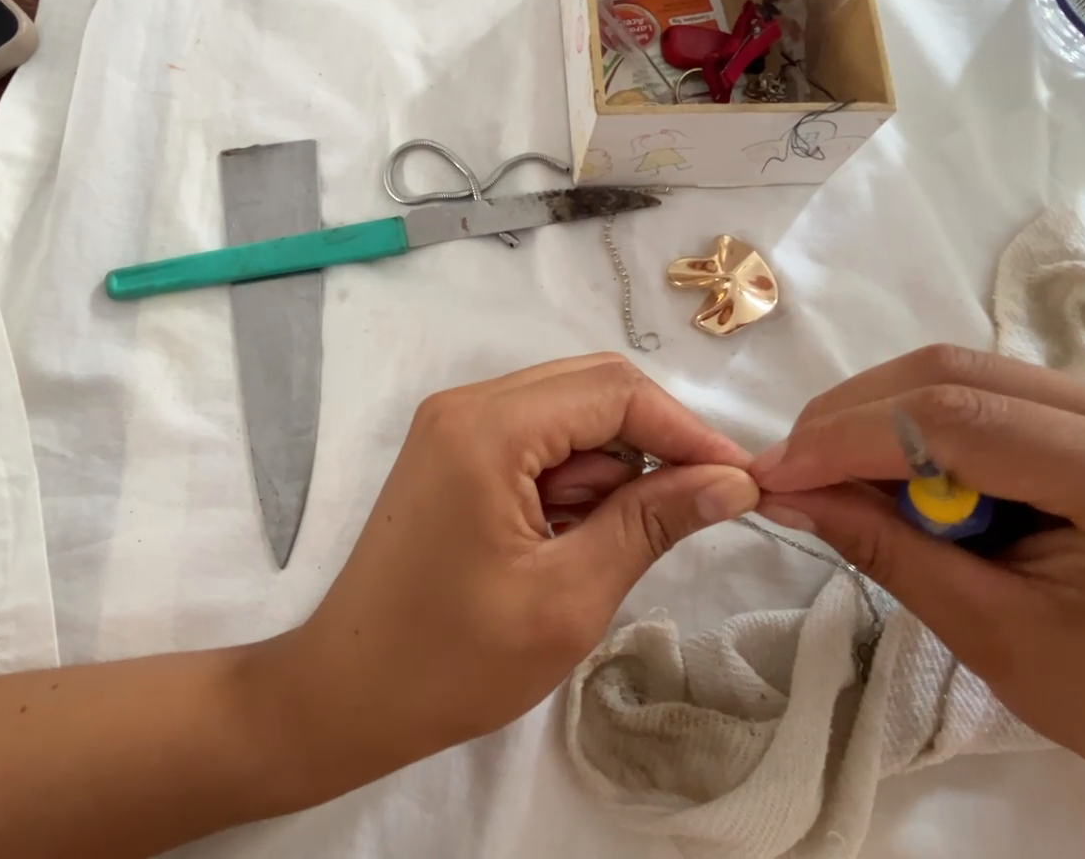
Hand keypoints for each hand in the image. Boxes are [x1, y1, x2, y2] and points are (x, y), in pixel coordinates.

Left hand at [261, 354, 760, 795]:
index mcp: (488, 428)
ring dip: (607, 469)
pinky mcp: (452, 452)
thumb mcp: (568, 598)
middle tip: (687, 512)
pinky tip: (563, 537)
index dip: (686, 432)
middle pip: (592, 388)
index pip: (615, 392)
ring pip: (568, 414)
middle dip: (651, 445)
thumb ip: (651, 523)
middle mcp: (467, 405)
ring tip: (596, 546)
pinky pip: (537, 439)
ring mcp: (454, 425)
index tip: (738, 482)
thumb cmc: (453, 662)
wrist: (345, 695)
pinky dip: (572, 478)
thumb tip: (730, 481)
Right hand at [748, 346, 1084, 816]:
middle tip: (789, 468)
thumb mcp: (987, 632)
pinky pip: (982, 392)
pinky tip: (887, 467)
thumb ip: (883, 547)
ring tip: (828, 470)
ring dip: (875, 415)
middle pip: (958, 374)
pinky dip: (913, 424)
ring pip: (962, 372)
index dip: (852, 437)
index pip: (965, 422)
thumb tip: (782, 491)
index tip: (774, 472)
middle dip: (852, 416)